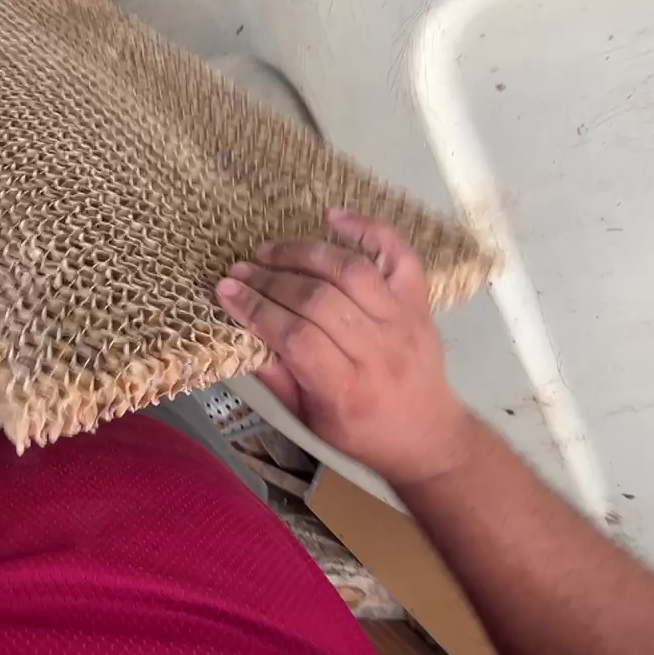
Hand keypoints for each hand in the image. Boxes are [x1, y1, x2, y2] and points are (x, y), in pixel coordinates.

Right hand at [214, 208, 476, 485]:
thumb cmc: (359, 433)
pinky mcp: (420, 303)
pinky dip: (369, 229)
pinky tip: (334, 217)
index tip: (225, 290)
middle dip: (270, 280)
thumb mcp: (307, 420)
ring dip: (304, 253)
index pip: (296, 337)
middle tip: (239, 270)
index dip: (256, 309)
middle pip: (319, 300)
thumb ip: (276, 377)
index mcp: (348, 389)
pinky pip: (399, 256)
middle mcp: (380, 351)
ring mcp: (404, 322)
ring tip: (269, 250)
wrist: (428, 437)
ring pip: (351, 272)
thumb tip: (242, 330)